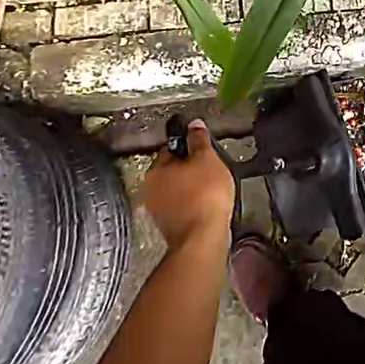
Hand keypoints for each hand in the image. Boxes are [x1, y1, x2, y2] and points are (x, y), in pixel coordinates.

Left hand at [142, 120, 234, 253]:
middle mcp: (150, 190)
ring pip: (178, 189)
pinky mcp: (169, 226)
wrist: (203, 238)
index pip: (170, 148)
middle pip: (173, 170)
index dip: (190, 146)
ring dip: (192, 187)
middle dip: (191, 169)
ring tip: (214, 189)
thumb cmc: (205, 194)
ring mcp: (158, 210)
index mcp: (155, 170)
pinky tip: (208, 205)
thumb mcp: (207, 159)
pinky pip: (182, 207)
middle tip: (213, 170)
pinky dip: (193, 204)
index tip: (206, 150)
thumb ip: (199, 140)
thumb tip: (194, 125)